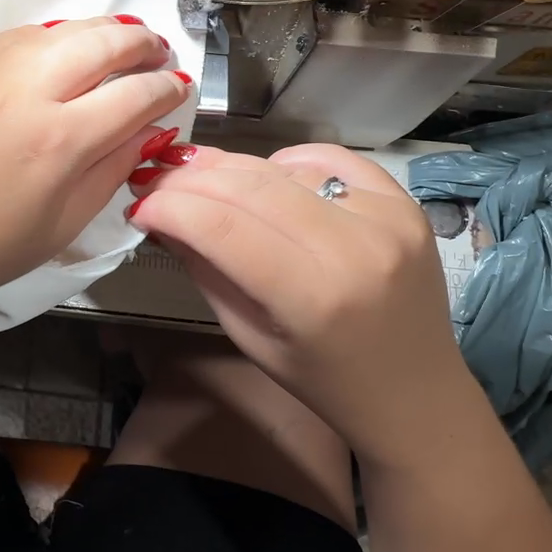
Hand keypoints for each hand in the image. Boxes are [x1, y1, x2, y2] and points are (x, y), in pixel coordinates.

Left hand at [0, 15, 188, 328]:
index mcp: (58, 140)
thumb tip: (146, 129)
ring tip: (120, 45)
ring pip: (60, 28)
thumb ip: (112, 168)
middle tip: (159, 54)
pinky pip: (19, 36)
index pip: (134, 95)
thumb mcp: (65, 224)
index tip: (179, 91)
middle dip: (142, 43)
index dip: (166, 90)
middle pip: (102, 42)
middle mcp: (27, 92)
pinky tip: (62, 50)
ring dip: (100, 30)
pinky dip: (52, 36)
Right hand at [126, 143, 477, 466]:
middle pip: (249, 187)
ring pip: (282, 167)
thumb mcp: (248, 335)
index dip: (169, 207)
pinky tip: (265, 181)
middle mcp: (354, 248)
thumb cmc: (321, 378)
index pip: (221, 228)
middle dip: (189, 180)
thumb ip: (205, 269)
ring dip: (228, 169)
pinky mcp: (403, 203)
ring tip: (196, 179)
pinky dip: (286, 162)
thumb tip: (159, 217)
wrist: (413, 392)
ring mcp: (386, 219)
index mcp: (312, 298)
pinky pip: (328, 159)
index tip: (137, 207)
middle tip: (154, 182)